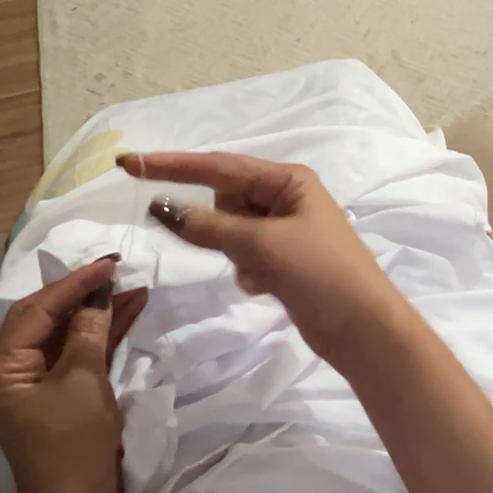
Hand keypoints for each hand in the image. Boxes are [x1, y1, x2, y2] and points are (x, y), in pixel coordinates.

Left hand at [0, 256, 148, 492]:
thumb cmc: (74, 446)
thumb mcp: (84, 382)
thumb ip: (89, 333)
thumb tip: (98, 298)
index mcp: (2, 369)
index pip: (37, 310)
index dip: (75, 284)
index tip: (110, 264)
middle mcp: (10, 372)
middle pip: (47, 318)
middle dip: (84, 293)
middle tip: (118, 269)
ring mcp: (33, 386)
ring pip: (65, 335)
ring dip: (97, 313)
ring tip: (132, 288)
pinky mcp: (57, 397)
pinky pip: (75, 355)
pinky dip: (99, 336)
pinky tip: (127, 314)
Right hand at [117, 152, 410, 366]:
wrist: (362, 328)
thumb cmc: (319, 273)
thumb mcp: (261, 245)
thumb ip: (207, 225)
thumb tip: (161, 208)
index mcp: (289, 180)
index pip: (219, 165)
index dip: (173, 165)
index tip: (130, 163)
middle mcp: (286, 197)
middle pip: (225, 198)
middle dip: (220, 224)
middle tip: (243, 248)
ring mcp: (285, 230)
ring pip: (231, 229)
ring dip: (234, 252)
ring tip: (262, 271)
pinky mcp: (282, 260)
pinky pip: (243, 253)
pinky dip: (246, 270)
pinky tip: (267, 286)